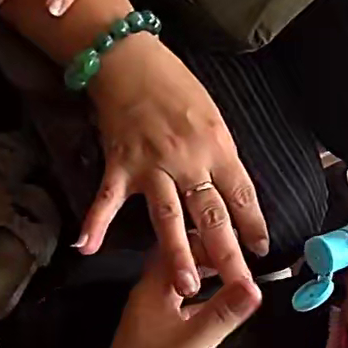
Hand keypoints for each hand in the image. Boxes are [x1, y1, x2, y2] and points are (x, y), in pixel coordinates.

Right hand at [77, 34, 269, 295]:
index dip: (254, 225)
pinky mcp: (119, 164)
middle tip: (239, 287)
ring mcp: (152, 165)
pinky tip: (86, 247)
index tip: (262, 250)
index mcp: (217, 146)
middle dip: (227, 254)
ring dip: (176, 254)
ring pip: (168, 217)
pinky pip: (108, 199)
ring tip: (185, 286)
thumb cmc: (174, 83)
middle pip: (212, 215)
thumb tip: (228, 188)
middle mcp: (188, 160)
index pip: (242, 194)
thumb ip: (218, 154)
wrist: (131, 60)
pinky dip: (95, 223)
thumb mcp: (210, 115)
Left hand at [85, 249, 261, 347]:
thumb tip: (255, 284)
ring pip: (186, 293)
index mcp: (151, 290)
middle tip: (245, 254)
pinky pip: (188, 316)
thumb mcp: (192, 342)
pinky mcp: (164, 345)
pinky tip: (228, 313)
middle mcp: (151, 301)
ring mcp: (157, 323)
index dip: (202, 239)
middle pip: (181, 269)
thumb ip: (224, 313)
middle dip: (209, 260)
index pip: (175, 249)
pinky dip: (208, 310)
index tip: (234, 232)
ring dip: (210, 285)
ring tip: (243, 278)